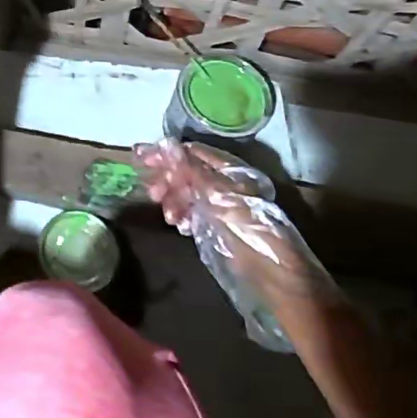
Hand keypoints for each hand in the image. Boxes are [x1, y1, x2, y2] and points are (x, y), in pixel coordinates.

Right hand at [133, 140, 331, 299]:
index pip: (193, 152)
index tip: (143, 158)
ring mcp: (218, 204)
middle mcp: (222, 183)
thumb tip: (168, 146)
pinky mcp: (214, 224)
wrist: (272, 271)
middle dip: (167, 180)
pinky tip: (177, 224)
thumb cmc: (250, 225)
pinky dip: (180, 215)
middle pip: (186, 172)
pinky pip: (190, 212)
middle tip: (152, 192)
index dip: (168, 153)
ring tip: (169, 216)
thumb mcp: (220, 194)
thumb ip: (192, 171)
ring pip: (185, 193)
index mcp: (229, 170)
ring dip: (172, 200)